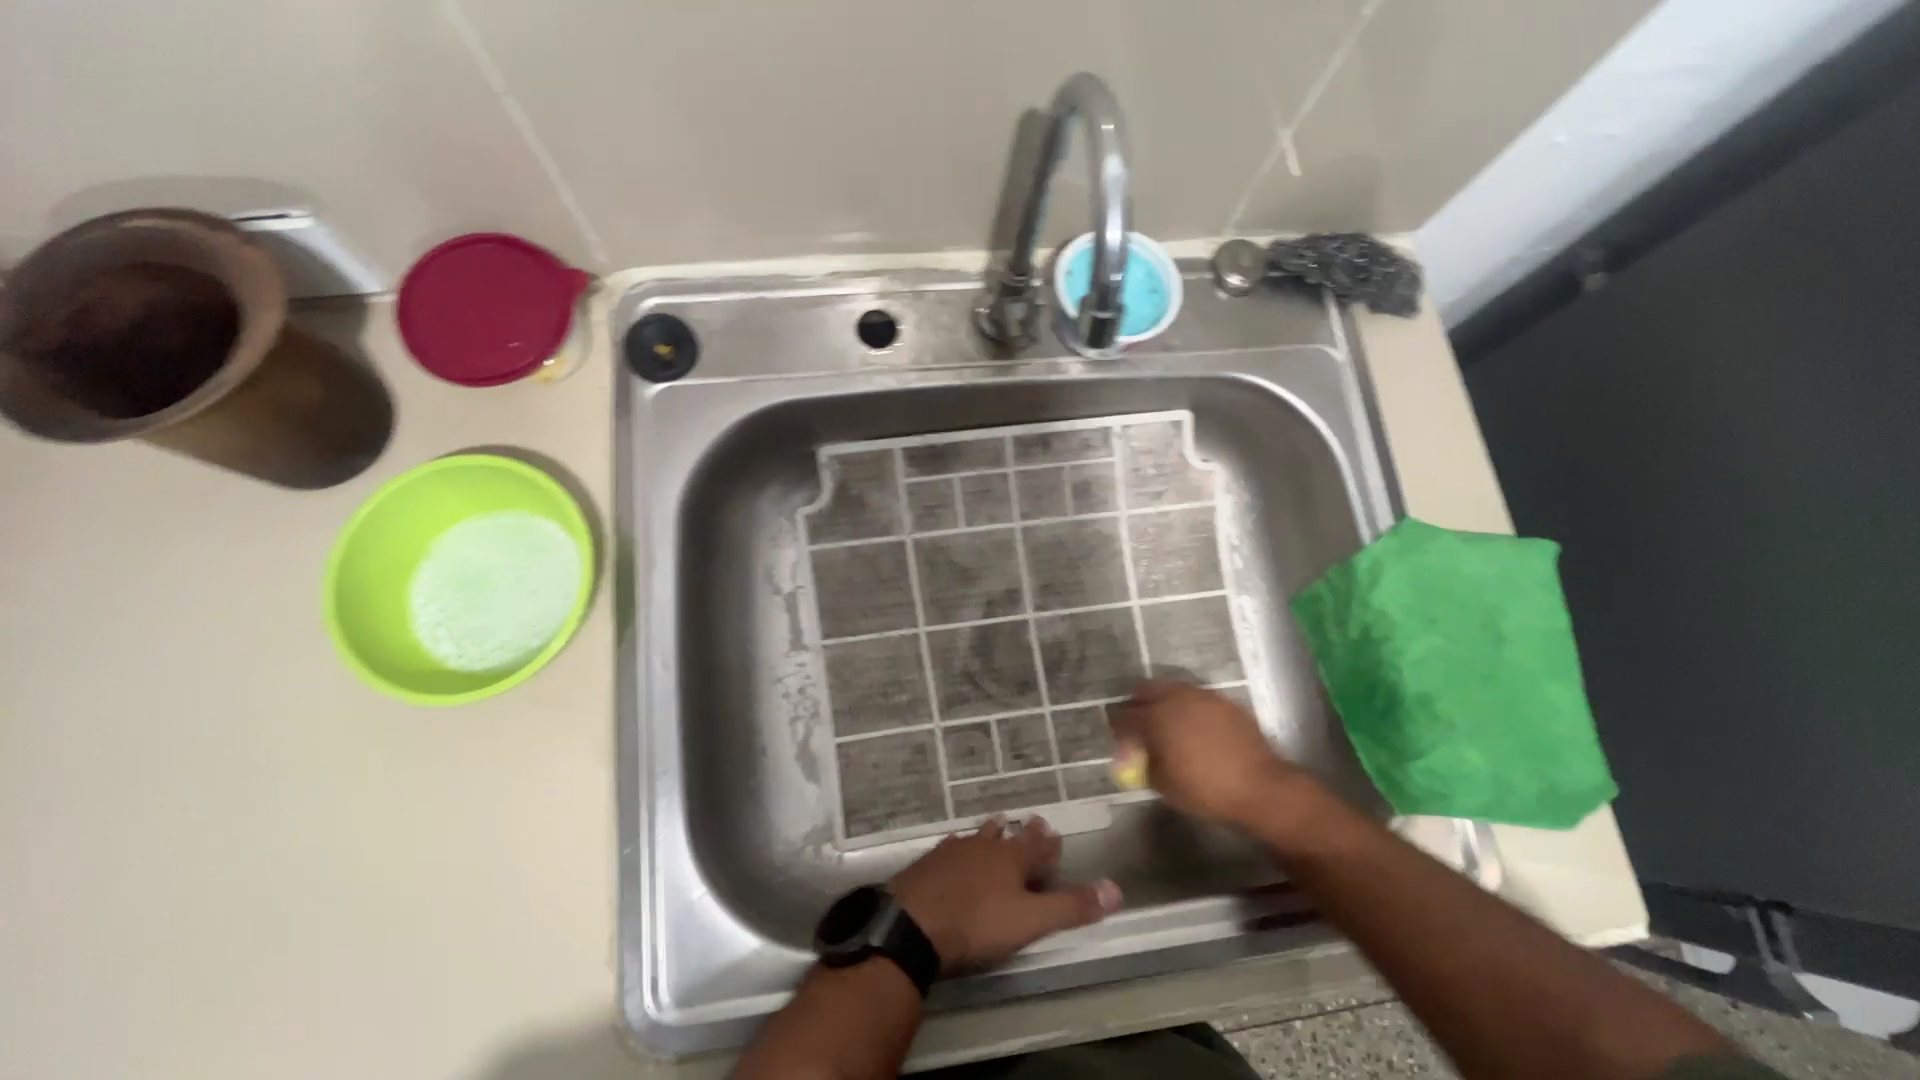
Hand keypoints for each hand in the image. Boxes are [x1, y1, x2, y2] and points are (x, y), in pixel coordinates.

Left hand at [890, 818, 1121, 974]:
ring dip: (988, 835)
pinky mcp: (925, 866)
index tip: (1055, 833)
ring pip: (976, 838)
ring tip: (995, 827)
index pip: (1037, 846)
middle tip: (1028, 823)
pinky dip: (958, 849)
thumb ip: (1071, 906)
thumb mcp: (1030, 920)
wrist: (910, 924)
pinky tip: (952, 850)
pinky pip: (948, 850)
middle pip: (1006, 836)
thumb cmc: (976, 923)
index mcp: (1011, 858)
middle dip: (1019, 833)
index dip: (1048, 843)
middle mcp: (982, 847)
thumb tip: (1117, 889)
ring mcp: (950, 853)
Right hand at [1109, 680, 1306, 830]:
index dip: (1116, 725)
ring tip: (1165, 723)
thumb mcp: (1163, 784)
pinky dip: (1187, 707)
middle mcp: (1177, 698)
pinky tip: (1192, 726)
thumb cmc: (1205, 790)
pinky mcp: (1225, 702)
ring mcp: (1204, 697)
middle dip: (1137, 703)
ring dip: (1163, 702)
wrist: (1260, 787)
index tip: (1117, 736)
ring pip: (1173, 689)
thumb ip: (1143, 763)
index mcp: (1156, 717)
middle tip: (1137, 723)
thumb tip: (1136, 755)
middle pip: (1146, 690)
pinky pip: (1197, 698)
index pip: (1124, 714)